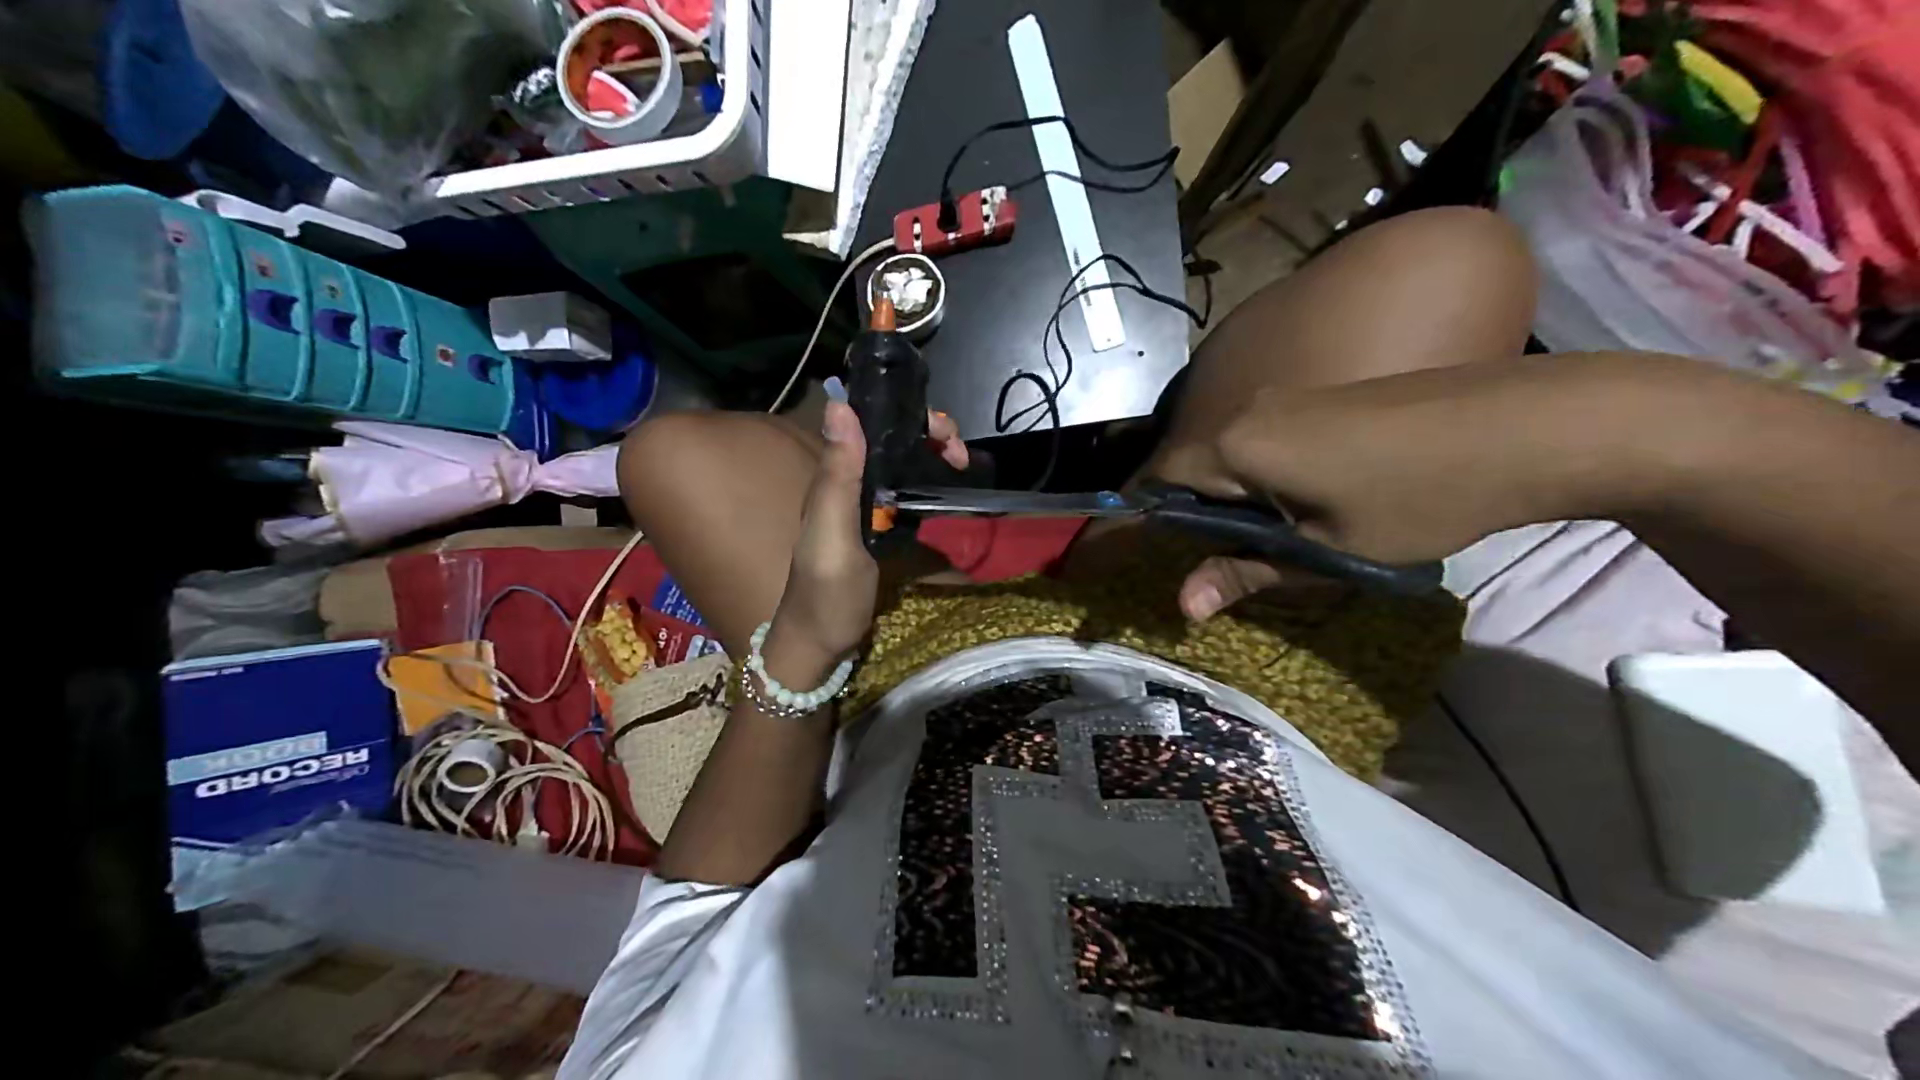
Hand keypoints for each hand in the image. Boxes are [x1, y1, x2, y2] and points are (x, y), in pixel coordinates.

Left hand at [762, 403, 968, 684]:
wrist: (822, 643)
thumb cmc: (826, 592)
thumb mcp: (832, 534)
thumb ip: (837, 476)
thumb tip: (839, 404)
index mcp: (836, 477)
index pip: (872, 424)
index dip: (908, 415)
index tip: (942, 432)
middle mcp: (852, 483)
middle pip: (894, 440)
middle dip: (931, 435)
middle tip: (960, 458)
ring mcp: (868, 507)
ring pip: (905, 463)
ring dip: (934, 456)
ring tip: (962, 468)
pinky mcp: (881, 529)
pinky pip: (909, 493)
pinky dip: (931, 484)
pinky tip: (950, 490)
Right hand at [1152, 355, 1683, 619]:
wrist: (1531, 426)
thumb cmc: (1420, 497)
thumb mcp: (1327, 549)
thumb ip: (1246, 572)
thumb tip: (1183, 605)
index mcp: (1235, 445)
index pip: (1157, 481)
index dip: (1147, 525)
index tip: (1160, 564)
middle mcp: (1247, 412)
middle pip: (1190, 468)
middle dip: (1191, 517)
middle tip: (1214, 566)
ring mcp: (1283, 400)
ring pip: (1226, 457)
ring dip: (1229, 501)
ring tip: (1260, 545)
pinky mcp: (1314, 400)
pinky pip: (1259, 444)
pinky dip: (1258, 481)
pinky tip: (1297, 508)